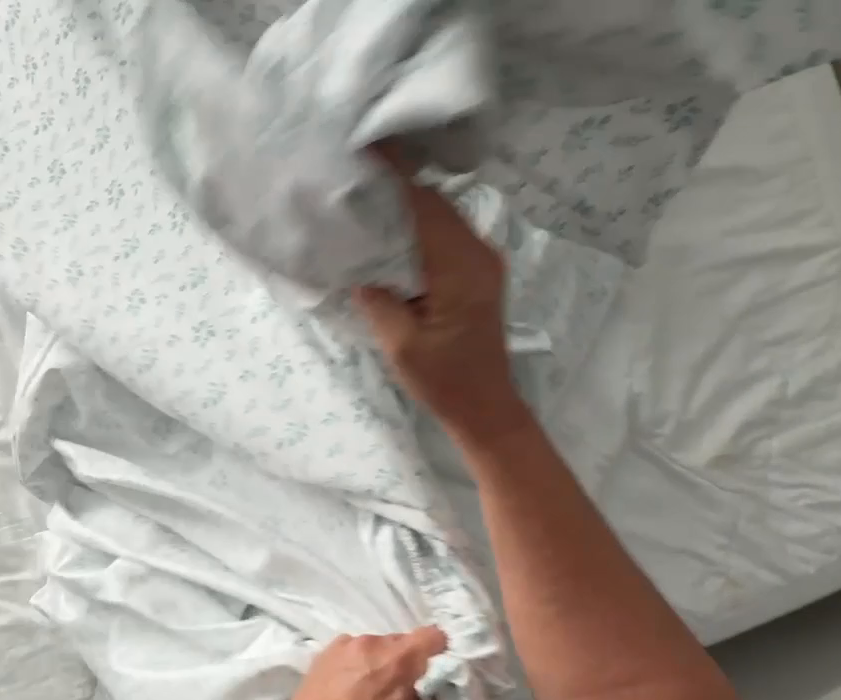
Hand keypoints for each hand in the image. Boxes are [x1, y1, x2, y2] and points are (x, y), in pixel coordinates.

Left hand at [262, 627, 448, 699]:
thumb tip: (439, 687)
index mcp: (401, 657)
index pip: (434, 635)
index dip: (439, 652)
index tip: (433, 672)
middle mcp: (374, 641)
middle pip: (403, 641)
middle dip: (406, 661)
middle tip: (399, 689)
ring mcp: (346, 643)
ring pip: (376, 646)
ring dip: (379, 662)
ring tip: (368, 691)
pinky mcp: (325, 650)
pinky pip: (352, 650)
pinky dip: (356, 663)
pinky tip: (347, 687)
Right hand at [353, 147, 527, 441]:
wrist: (485, 408)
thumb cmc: (444, 381)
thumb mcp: (400, 345)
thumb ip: (377, 299)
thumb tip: (359, 266)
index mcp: (460, 267)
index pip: (424, 205)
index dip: (392, 176)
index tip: (362, 149)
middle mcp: (478, 254)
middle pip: (434, 204)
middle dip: (396, 187)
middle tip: (355, 175)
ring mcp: (482, 262)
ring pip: (441, 218)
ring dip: (407, 207)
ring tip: (367, 201)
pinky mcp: (478, 275)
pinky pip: (446, 237)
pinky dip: (419, 228)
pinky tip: (392, 235)